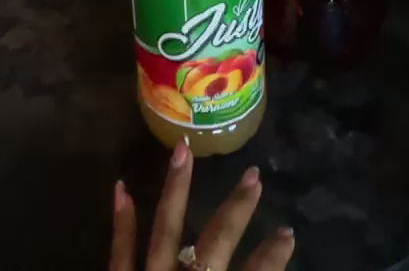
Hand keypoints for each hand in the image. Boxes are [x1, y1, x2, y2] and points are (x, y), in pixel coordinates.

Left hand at [110, 142, 294, 270]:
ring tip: (183, 148)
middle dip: (237, 208)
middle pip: (216, 242)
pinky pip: (120, 253)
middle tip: (254, 174)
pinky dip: (122, 222)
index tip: (288, 231)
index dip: (272, 257)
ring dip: (177, 188)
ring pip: (166, 231)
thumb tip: (264, 262)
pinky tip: (122, 187)